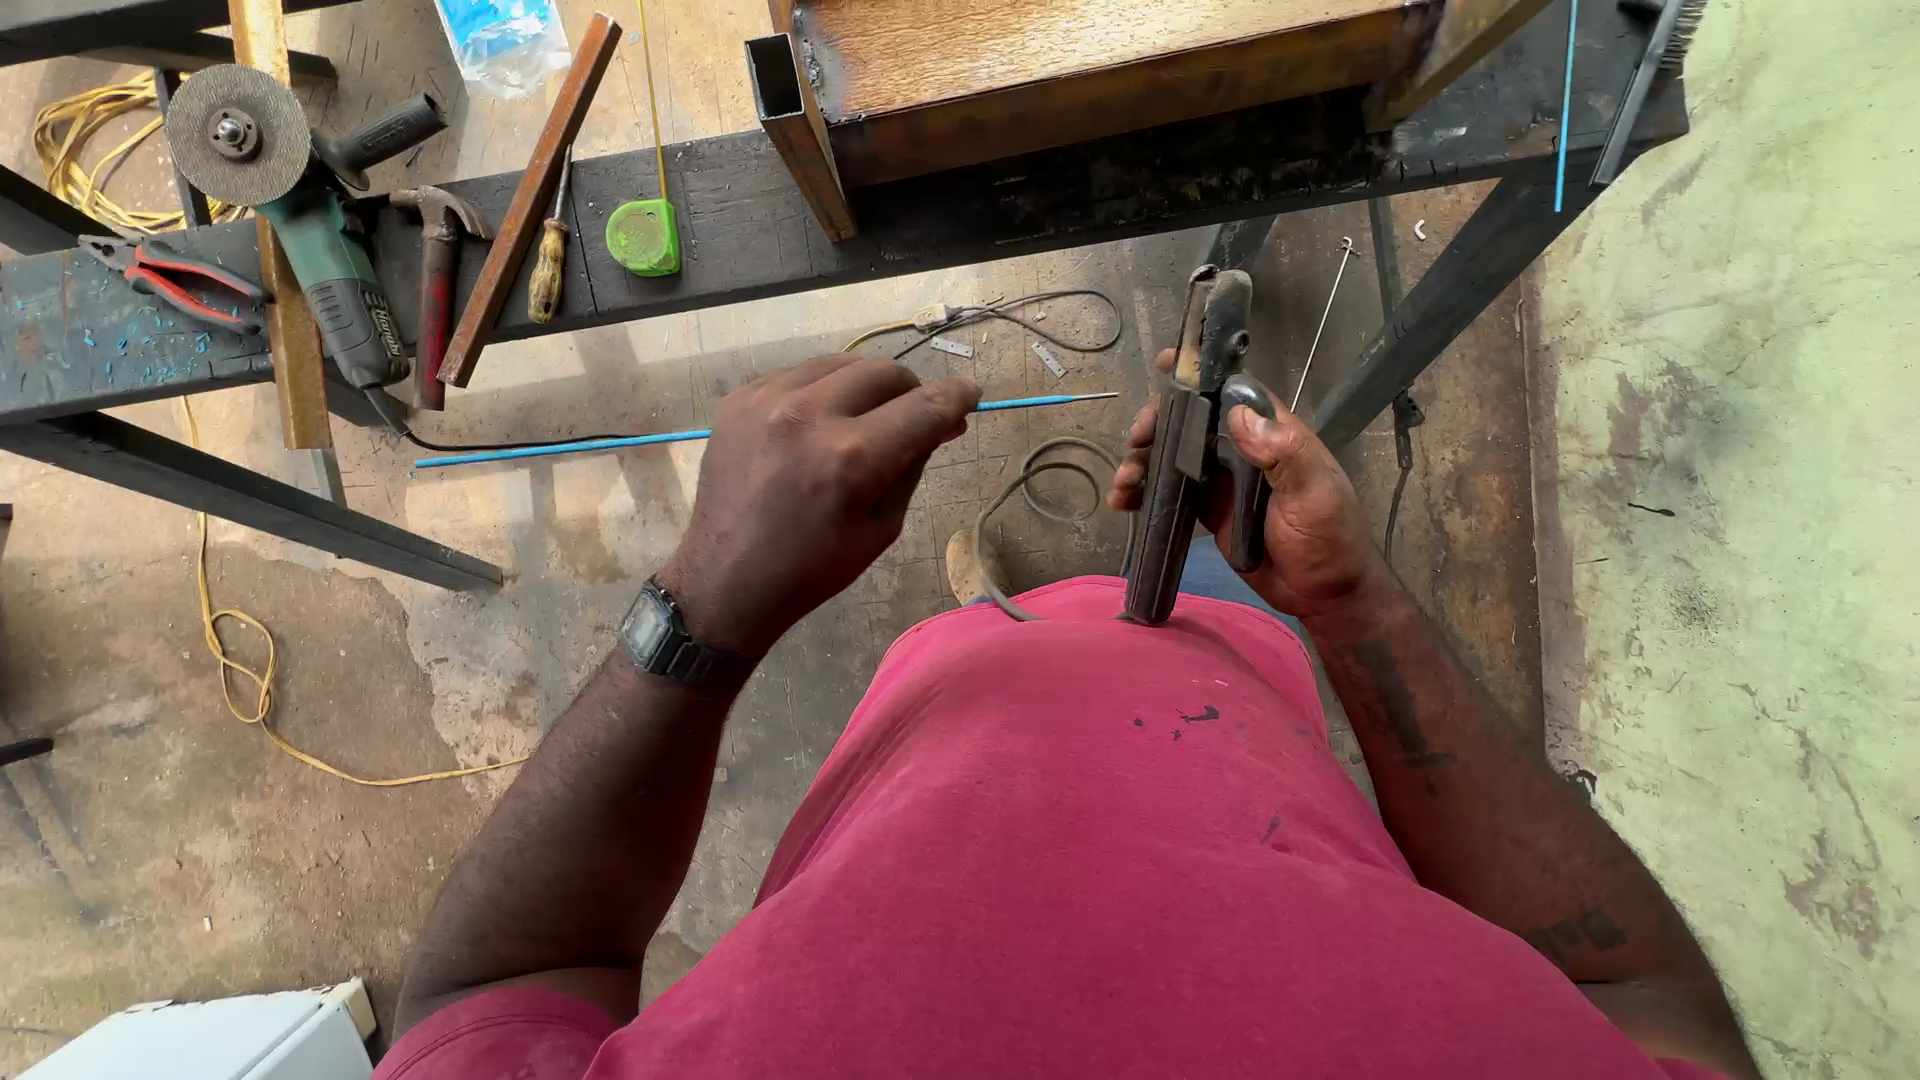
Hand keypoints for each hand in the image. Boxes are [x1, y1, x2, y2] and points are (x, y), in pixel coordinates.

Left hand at [657, 355, 979, 655]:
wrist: (727, 579)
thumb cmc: (815, 566)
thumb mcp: (883, 525)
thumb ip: (914, 463)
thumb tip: (941, 422)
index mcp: (851, 458)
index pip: (923, 406)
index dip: (957, 397)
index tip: (971, 393)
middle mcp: (808, 414)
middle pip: (884, 372)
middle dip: (912, 390)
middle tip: (917, 415)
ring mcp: (766, 400)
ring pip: (841, 364)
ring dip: (867, 387)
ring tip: (867, 419)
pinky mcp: (739, 398)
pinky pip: (800, 375)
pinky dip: (823, 392)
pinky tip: (822, 423)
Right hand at [1107, 349, 1389, 619]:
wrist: (1321, 594)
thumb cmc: (1329, 539)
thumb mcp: (1315, 494)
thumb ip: (1284, 454)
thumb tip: (1237, 415)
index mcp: (1273, 433)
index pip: (1233, 391)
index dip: (1197, 376)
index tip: (1165, 365)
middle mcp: (1242, 449)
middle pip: (1190, 421)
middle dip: (1157, 424)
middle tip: (1136, 440)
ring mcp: (1221, 480)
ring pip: (1172, 455)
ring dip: (1142, 461)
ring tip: (1124, 483)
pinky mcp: (1205, 509)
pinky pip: (1168, 491)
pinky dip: (1143, 493)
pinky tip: (1123, 503)